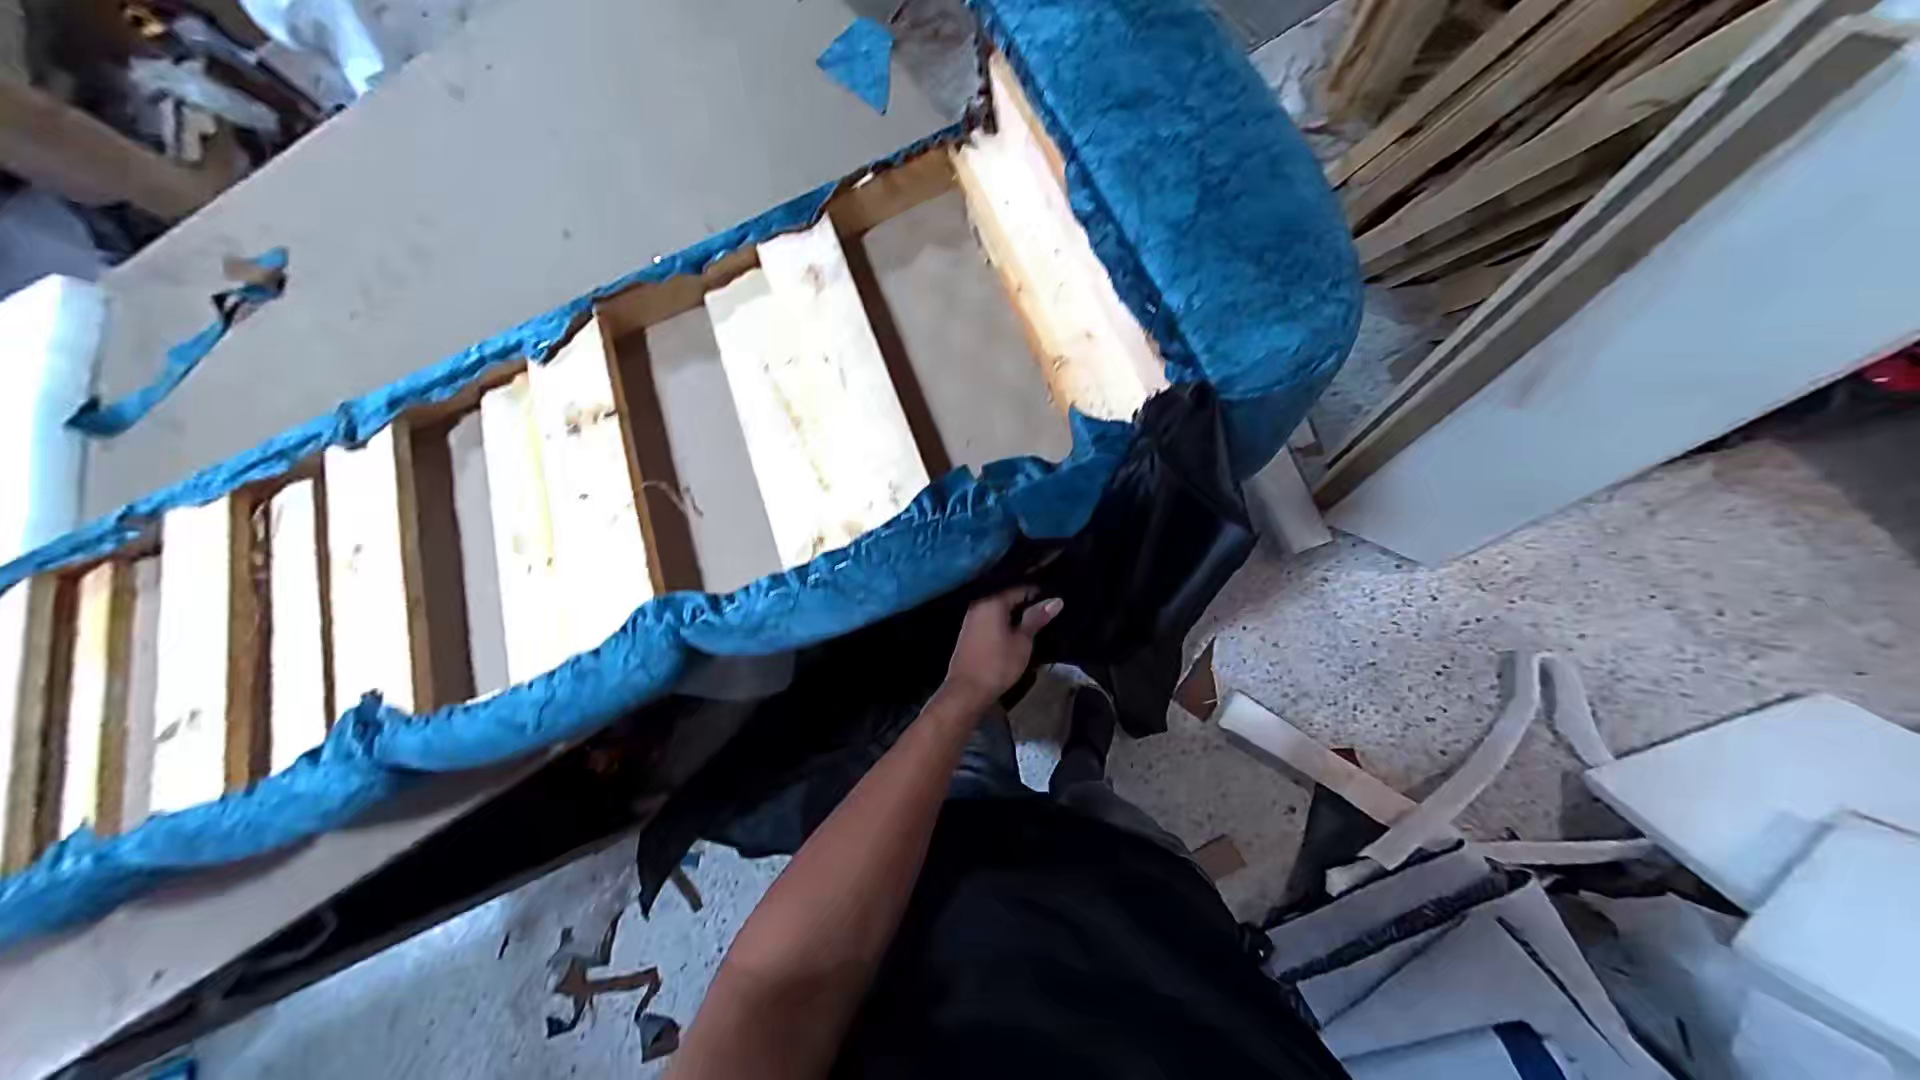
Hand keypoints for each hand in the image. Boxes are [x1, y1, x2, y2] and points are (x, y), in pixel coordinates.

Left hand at [942, 587, 1063, 711]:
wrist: (967, 690)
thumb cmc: (998, 664)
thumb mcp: (1022, 641)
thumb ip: (1036, 618)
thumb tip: (1056, 600)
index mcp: (992, 602)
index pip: (1019, 589)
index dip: (1038, 594)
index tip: (1053, 602)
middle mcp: (978, 604)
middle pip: (1007, 597)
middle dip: (1026, 603)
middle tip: (1047, 612)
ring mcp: (971, 618)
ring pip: (997, 609)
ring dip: (1014, 614)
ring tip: (1034, 621)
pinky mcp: (968, 632)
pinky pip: (990, 619)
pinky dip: (1003, 622)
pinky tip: (1014, 630)